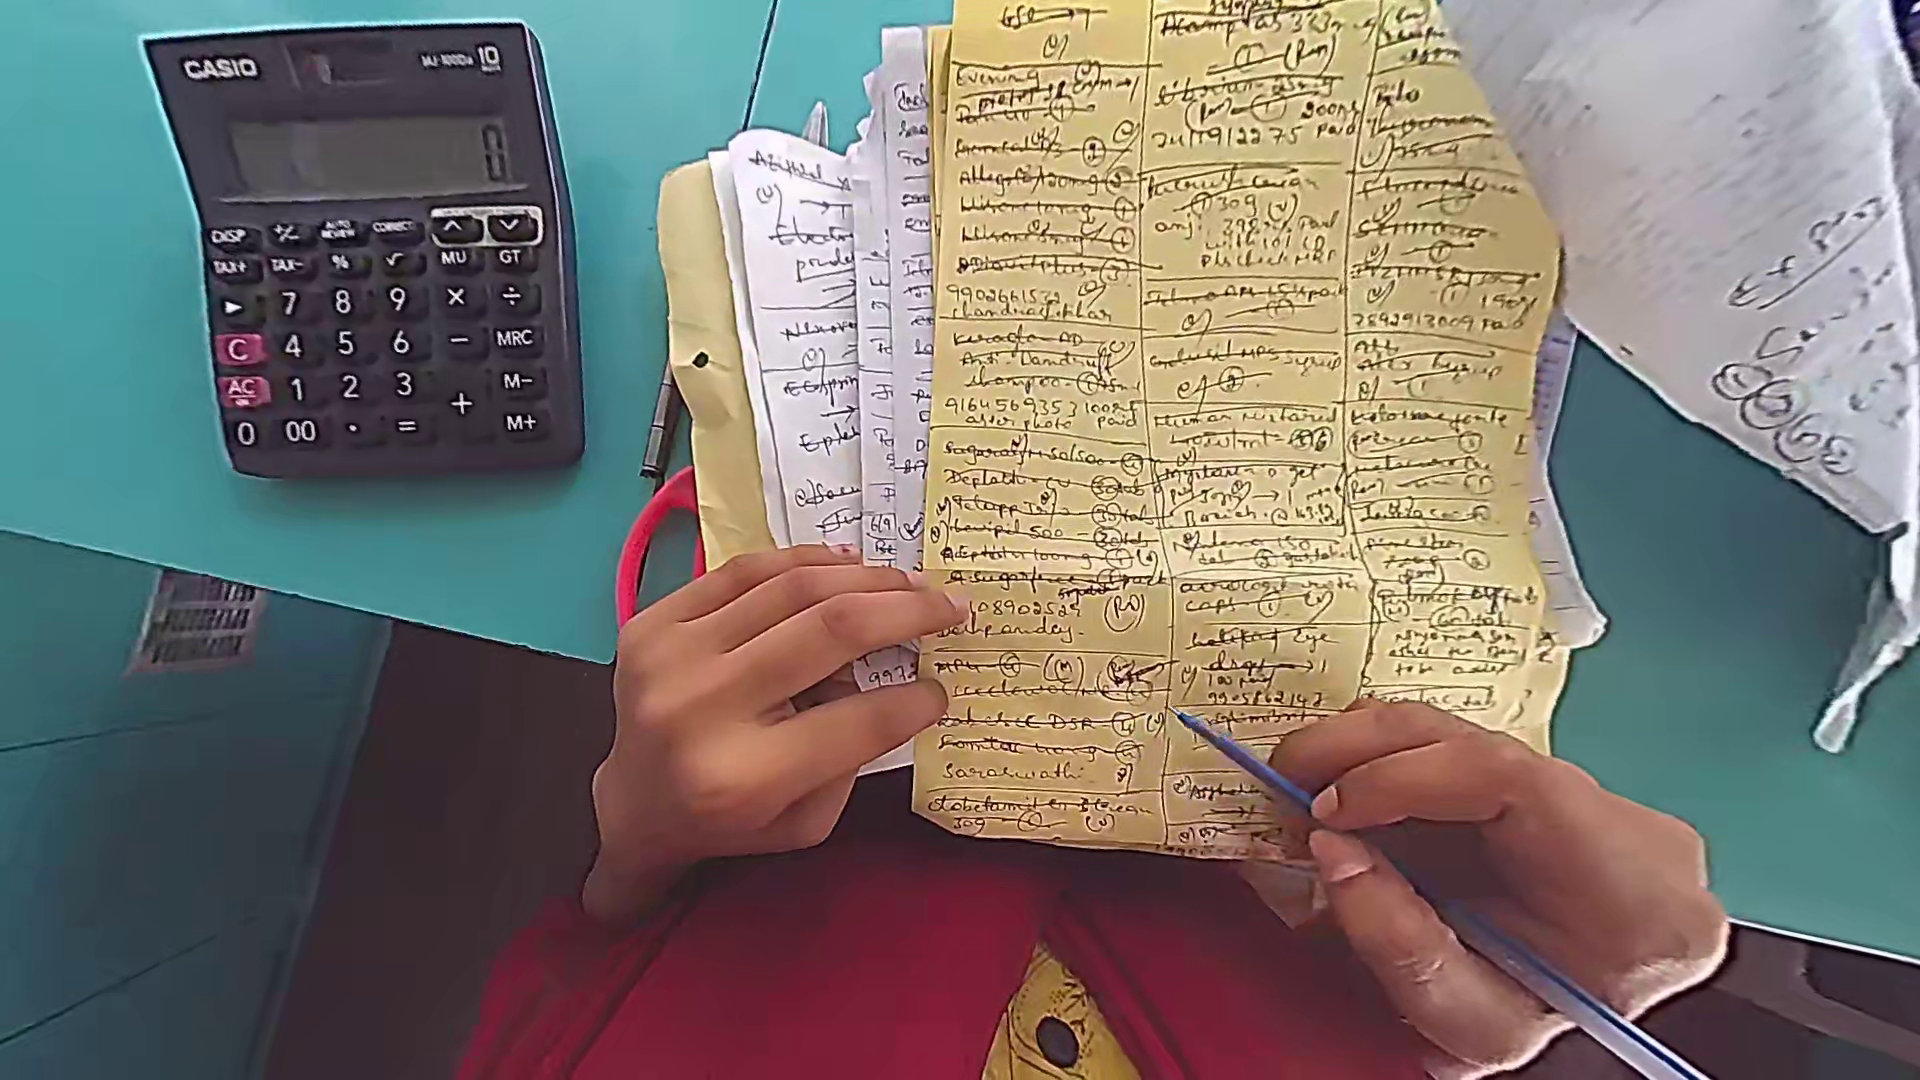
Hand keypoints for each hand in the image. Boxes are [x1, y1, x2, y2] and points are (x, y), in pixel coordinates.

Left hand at [584, 545, 967, 923]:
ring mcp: (669, 654)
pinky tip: (849, 563)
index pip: (858, 720)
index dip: (917, 699)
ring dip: (867, 578)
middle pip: (830, 631)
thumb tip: (899, 672)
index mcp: (741, 777)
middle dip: (908, 610)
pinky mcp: (652, 620)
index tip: (943, 687)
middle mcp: (699, 708)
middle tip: (951, 603)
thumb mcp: (807, 818)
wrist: (632, 804)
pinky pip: (746, 569)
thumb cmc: (730, 823)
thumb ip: (854, 751)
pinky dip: (807, 559)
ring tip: (907, 581)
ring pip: (793, 588)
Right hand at [1271, 701, 1727, 1077]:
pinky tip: (1340, 789)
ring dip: (1345, 745)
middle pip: (1455, 738)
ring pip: (1432, 725)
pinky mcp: (1516, 763)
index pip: (1506, 776)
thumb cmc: (1516, 1014)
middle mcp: (1611, 815)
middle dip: (1348, 750)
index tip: (1326, 811)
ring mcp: (1564, 780)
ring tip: (1299, 786)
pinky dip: (1362, 750)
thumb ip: (1398, 943)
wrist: (1547, 999)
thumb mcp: (1464, 1019)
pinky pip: (1425, 734)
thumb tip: (1328, 844)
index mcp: (1630, 885)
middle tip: (1284, 786)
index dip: (1397, 777)